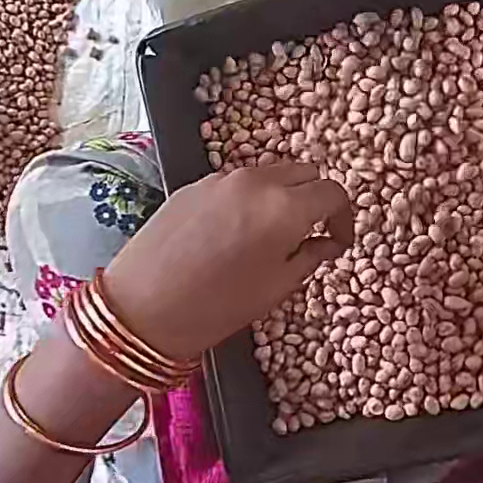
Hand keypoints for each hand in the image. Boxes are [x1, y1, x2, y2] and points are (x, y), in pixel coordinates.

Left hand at [101, 163, 353, 361]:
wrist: (140, 309)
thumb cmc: (217, 305)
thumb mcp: (276, 287)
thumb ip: (311, 256)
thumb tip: (329, 243)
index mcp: (285, 208)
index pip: (333, 193)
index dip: (343, 217)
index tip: (338, 240)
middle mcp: (258, 182)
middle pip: (306, 173)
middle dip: (315, 199)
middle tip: (310, 232)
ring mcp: (223, 178)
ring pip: (271, 173)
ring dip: (283, 195)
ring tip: (271, 232)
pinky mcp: (196, 183)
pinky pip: (238, 182)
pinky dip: (251, 198)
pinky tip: (235, 231)